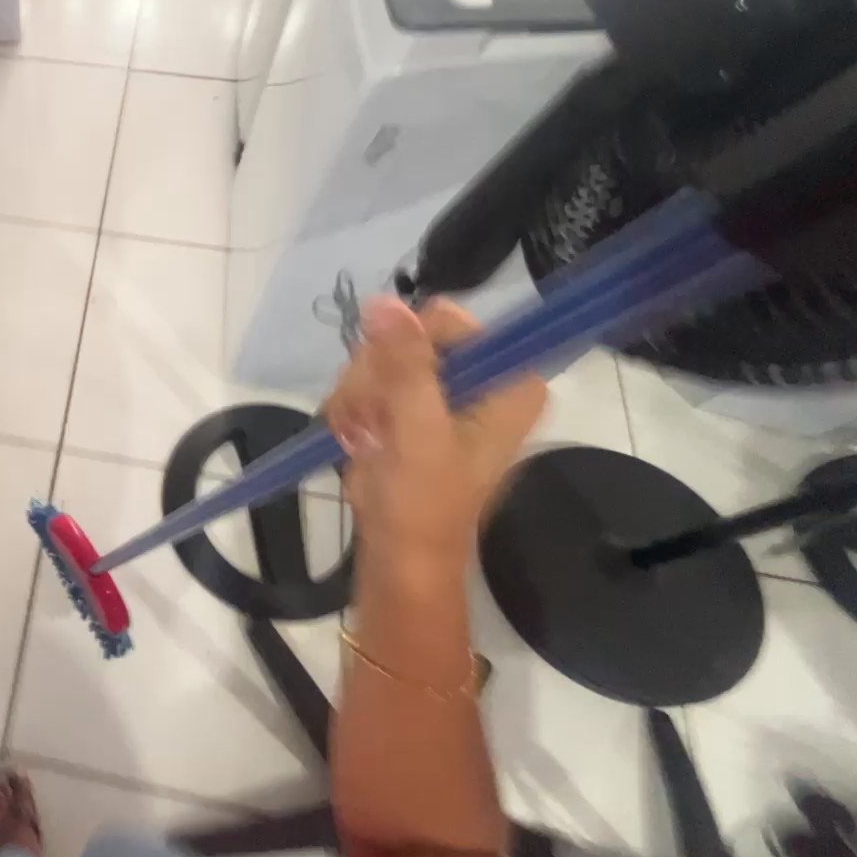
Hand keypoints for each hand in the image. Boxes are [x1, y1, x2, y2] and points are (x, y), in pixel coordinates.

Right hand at [324, 297, 545, 560]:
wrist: (397, 555)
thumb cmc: (423, 502)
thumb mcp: (418, 431)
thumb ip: (406, 365)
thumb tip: (382, 302)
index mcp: (507, 380)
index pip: (446, 322)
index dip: (409, 349)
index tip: (394, 391)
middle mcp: (476, 378)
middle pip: (402, 338)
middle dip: (374, 381)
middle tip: (376, 425)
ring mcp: (436, 393)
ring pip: (374, 358)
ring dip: (357, 398)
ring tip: (364, 439)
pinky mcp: (403, 407)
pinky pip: (362, 380)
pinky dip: (350, 409)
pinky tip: (355, 438)